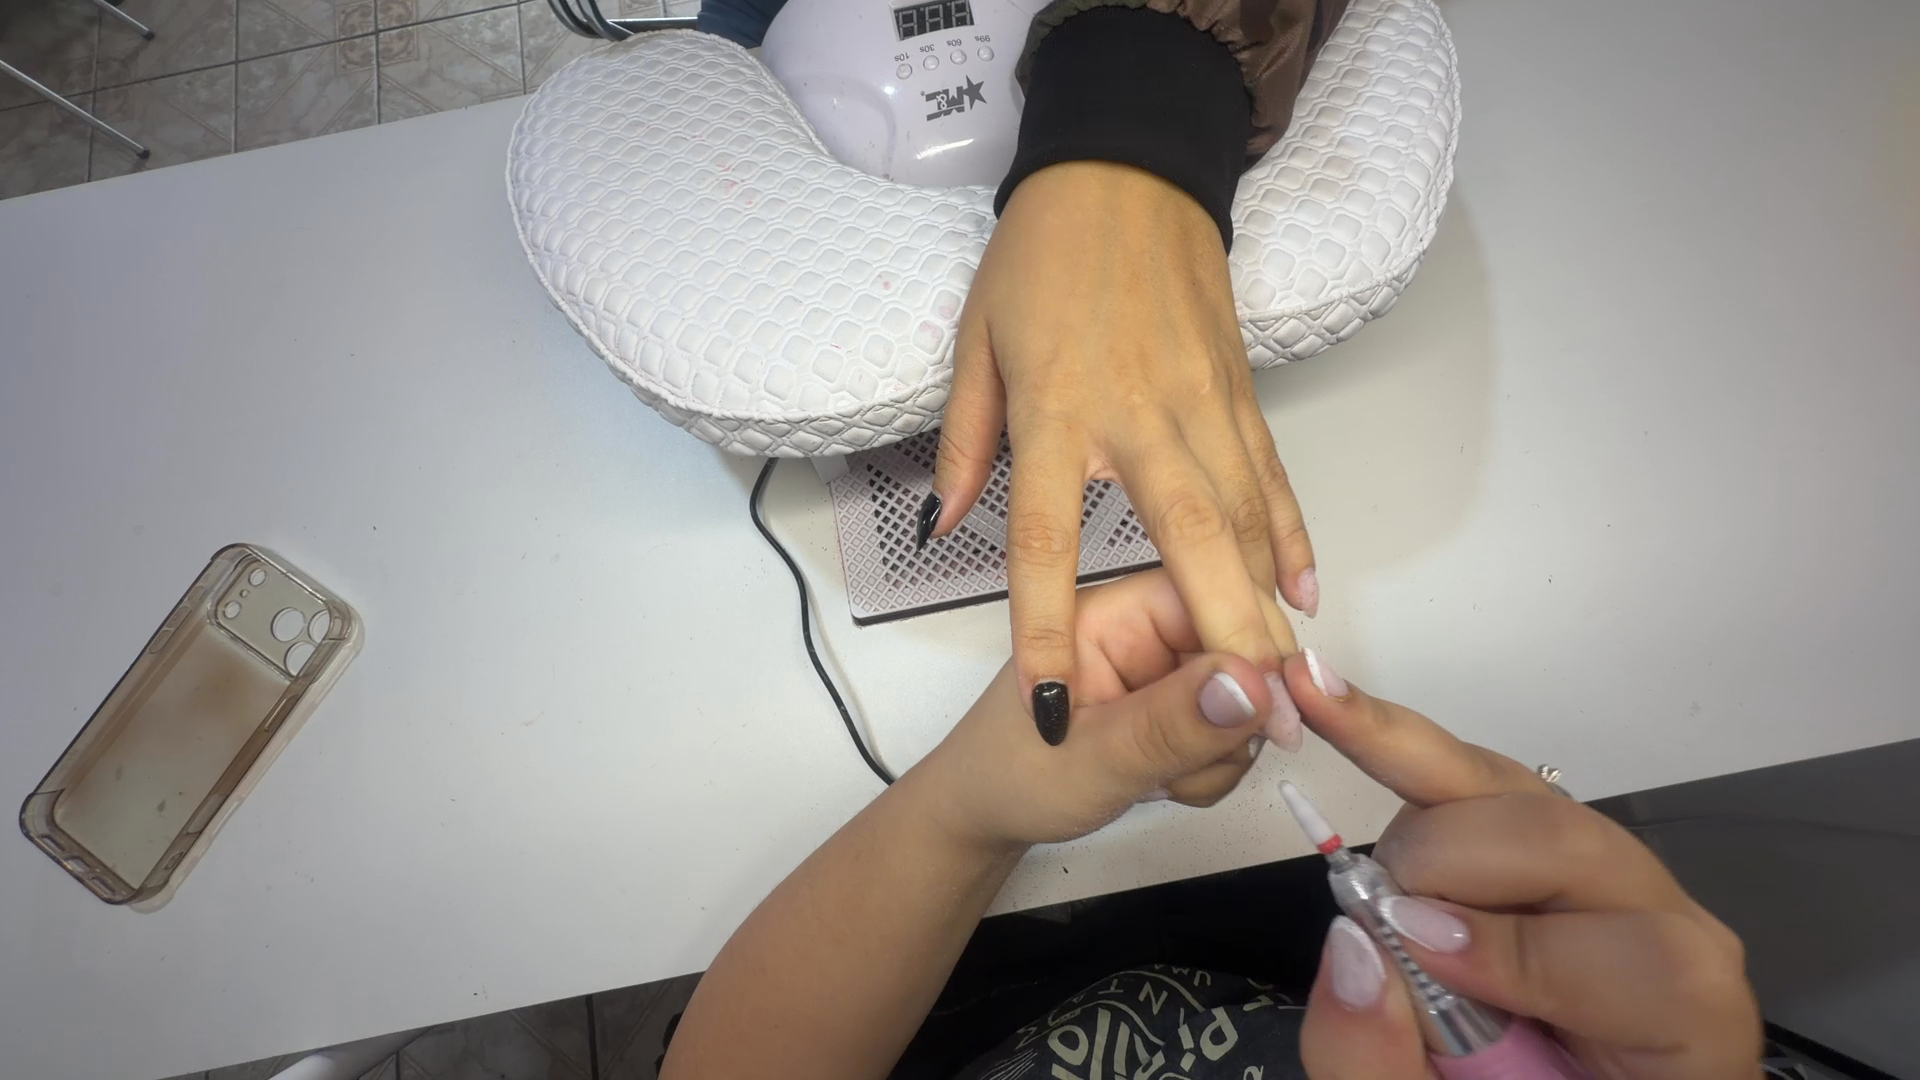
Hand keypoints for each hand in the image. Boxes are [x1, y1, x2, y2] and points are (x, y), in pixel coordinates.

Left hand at [913, 570, 1298, 847]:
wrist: (988, 811)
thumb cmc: (1010, 776)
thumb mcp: (1090, 759)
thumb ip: (1169, 726)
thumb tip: (1253, 684)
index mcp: (1108, 613)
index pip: (1205, 592)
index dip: (1251, 649)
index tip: (1273, 718)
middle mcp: (1138, 628)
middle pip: (1237, 641)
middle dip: (1238, 713)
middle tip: (1199, 763)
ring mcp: (1157, 665)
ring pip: (1243, 689)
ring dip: (1225, 747)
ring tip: (1168, 778)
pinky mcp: (1169, 698)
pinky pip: (1229, 720)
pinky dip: (1217, 760)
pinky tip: (1172, 779)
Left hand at [923, 161, 1314, 744]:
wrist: (1125, 172)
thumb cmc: (1037, 259)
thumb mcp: (975, 343)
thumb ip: (964, 443)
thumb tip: (948, 525)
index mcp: (1057, 417)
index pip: (1047, 545)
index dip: (1046, 632)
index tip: (1054, 708)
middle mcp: (1140, 422)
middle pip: (1187, 545)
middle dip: (1220, 640)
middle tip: (1249, 722)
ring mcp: (1204, 406)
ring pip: (1244, 520)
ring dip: (1267, 605)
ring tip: (1287, 684)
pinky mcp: (1241, 391)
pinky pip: (1271, 476)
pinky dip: (1290, 536)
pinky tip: (1302, 589)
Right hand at [1283, 651, 1761, 1078]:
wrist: (1493, 1068)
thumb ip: (1377, 1066)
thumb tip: (1351, 944)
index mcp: (1681, 1035)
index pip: (1659, 965)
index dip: (1530, 952)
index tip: (1415, 947)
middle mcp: (1653, 925)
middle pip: (1569, 840)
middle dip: (1447, 865)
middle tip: (1379, 914)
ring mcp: (1583, 860)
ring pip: (1504, 784)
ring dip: (1411, 811)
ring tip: (1368, 873)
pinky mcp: (1510, 821)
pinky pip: (1454, 766)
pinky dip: (1377, 736)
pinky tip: (1320, 696)